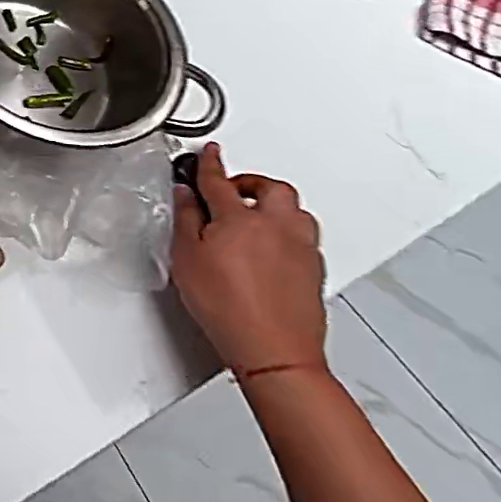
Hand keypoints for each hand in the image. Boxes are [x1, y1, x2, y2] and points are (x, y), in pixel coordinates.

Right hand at [170, 143, 326, 374]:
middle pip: (273, 189)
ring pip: (295, 211)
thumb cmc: (227, 306)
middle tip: (230, 187)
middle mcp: (278, 229)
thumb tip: (186, 196)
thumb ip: (186, 218)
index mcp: (241, 220)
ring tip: (251, 213)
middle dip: (250, 182)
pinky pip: (305, 235)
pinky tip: (268, 242)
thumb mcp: (185, 255)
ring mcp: (302, 250)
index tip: (210, 153)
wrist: (271, 349)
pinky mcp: (314, 270)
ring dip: (273, 205)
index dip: (211, 163)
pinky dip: (285, 229)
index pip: (220, 181)